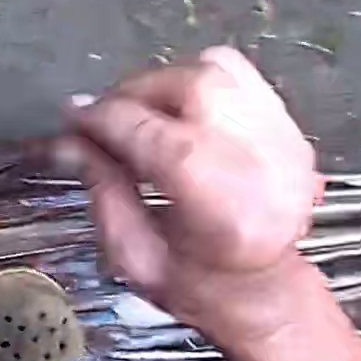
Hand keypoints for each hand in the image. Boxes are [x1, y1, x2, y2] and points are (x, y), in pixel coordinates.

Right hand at [59, 46, 321, 345]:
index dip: (108, 120)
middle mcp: (270, 170)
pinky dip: (195, 82)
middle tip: (104, 118)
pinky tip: (175, 114)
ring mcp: (287, 143)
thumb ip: (103, 191)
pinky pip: (237, 74)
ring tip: (139, 115)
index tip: (74, 118)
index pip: (162, 141)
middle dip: (133, 94)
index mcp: (228, 216)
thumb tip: (71, 138)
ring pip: (216, 70)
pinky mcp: (290, 127)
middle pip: (193, 89)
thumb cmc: (196, 286)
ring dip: (162, 84)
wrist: (261, 289)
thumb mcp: (132, 256)